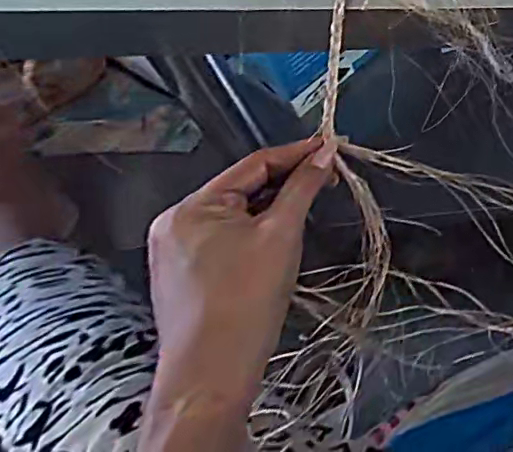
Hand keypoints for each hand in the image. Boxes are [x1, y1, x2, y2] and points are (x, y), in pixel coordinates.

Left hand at [146, 136, 336, 412]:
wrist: (214, 370)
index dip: (299, 151)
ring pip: (241, 206)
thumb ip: (304, 185)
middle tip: (332, 171)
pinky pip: (231, 228)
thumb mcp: (283, 230)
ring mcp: (178, 247)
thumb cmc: (246, 295)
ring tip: (316, 193)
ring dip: (278, 198)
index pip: (254, 163)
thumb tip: (326, 151)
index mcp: (191, 208)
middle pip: (245, 184)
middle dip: (290, 176)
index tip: (335, 144)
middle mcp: (177, 222)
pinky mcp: (188, 268)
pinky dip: (262, 220)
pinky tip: (288, 222)